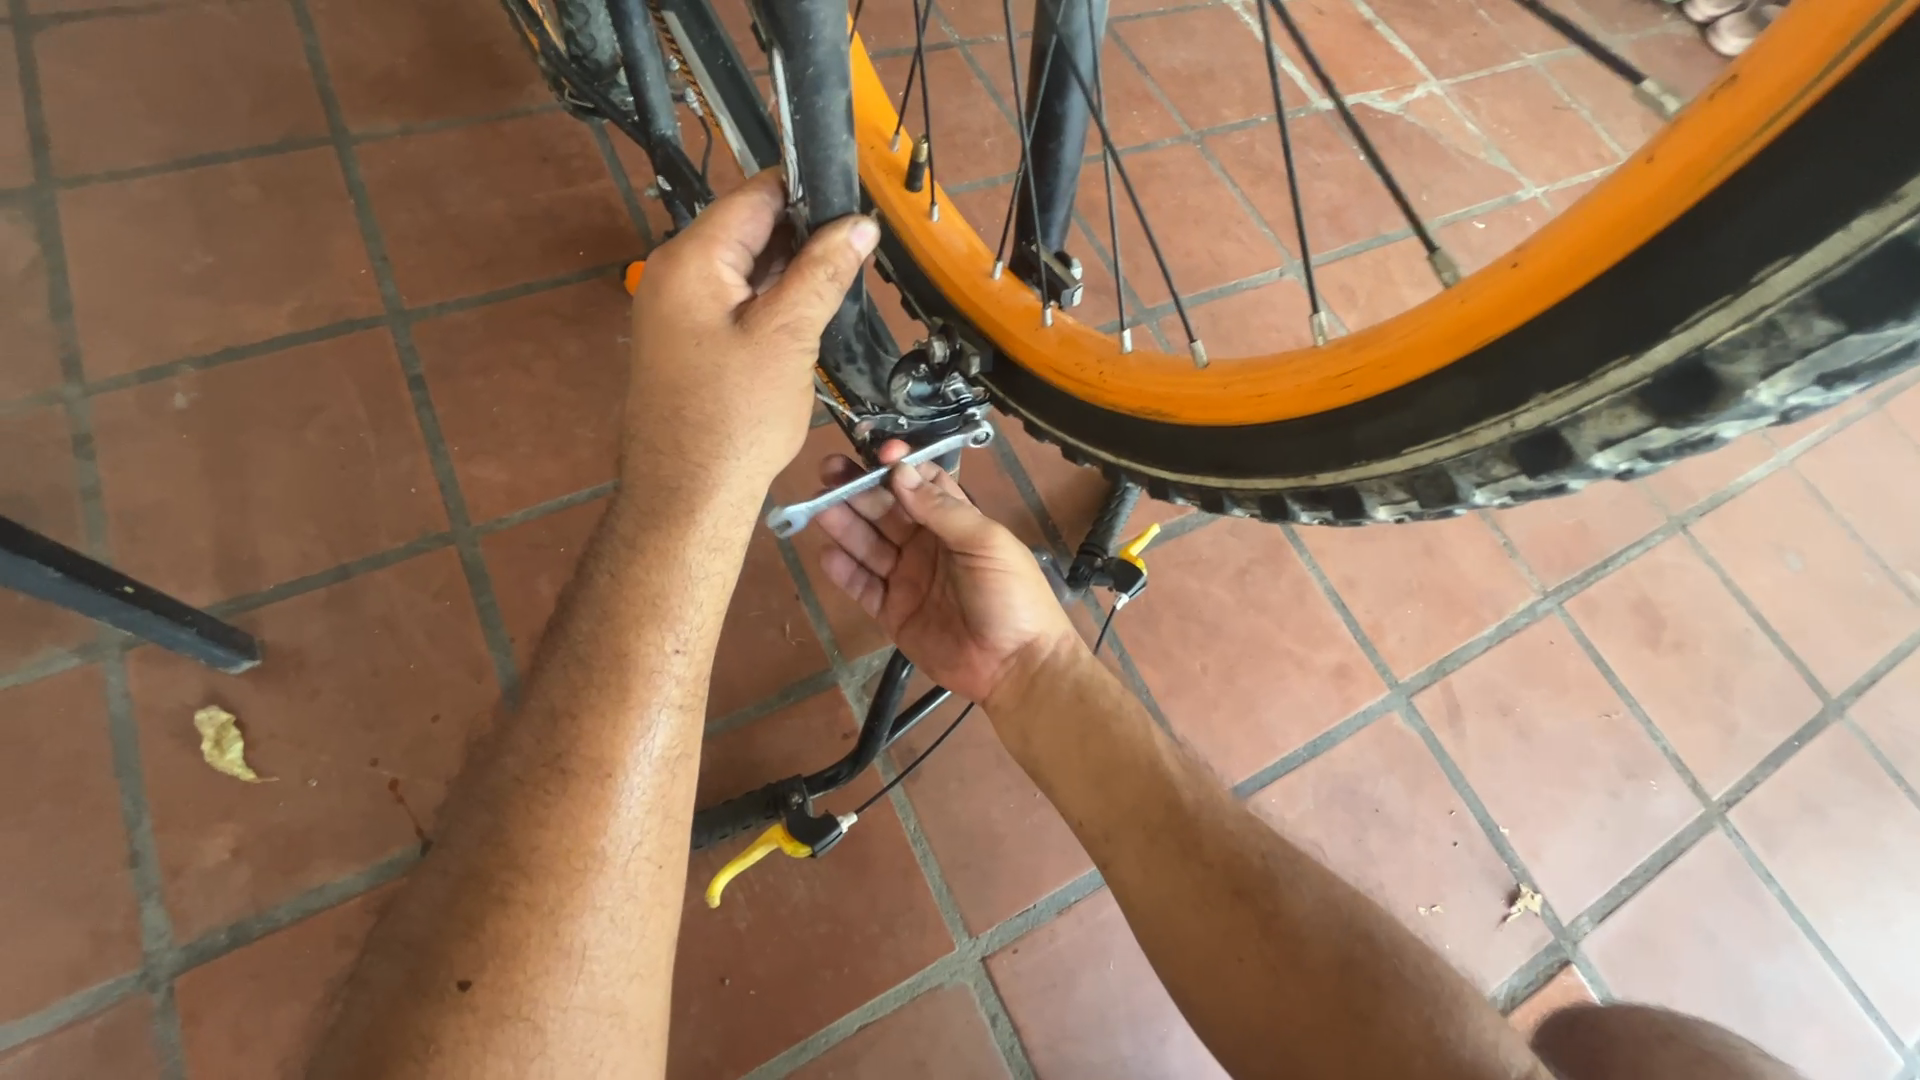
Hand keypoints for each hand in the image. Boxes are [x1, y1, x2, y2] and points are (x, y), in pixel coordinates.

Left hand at [625, 170, 880, 497]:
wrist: (689, 495)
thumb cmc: (737, 417)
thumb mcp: (787, 338)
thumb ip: (822, 273)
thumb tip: (859, 224)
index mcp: (691, 260)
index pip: (755, 196)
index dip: (809, 194)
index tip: (856, 207)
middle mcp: (673, 275)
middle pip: (747, 232)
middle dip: (803, 238)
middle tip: (857, 257)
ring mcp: (675, 311)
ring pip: (743, 272)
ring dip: (788, 277)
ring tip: (837, 290)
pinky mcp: (685, 343)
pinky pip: (732, 306)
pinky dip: (768, 307)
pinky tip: (802, 324)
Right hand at [813, 444, 1082, 707]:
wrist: (1016, 666)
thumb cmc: (1012, 596)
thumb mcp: (986, 543)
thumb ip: (942, 509)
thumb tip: (901, 472)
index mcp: (955, 523)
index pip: (920, 485)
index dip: (898, 468)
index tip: (878, 454)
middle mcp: (926, 545)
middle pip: (885, 511)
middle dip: (858, 489)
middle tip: (828, 471)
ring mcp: (907, 579)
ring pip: (868, 544)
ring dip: (844, 523)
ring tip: (818, 505)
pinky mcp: (893, 612)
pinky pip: (863, 586)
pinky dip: (844, 570)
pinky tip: (827, 552)